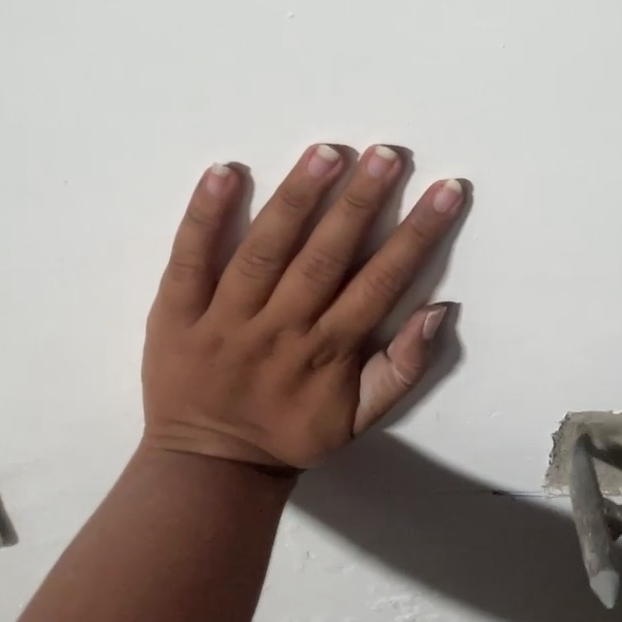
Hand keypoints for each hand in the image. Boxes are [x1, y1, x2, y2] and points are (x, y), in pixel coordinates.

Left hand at [141, 144, 465, 469]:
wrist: (208, 468)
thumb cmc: (295, 435)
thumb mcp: (363, 417)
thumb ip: (405, 367)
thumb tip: (440, 309)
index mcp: (329, 352)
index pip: (382, 280)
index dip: (418, 233)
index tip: (446, 190)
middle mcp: (281, 329)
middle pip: (326, 256)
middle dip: (360, 201)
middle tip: (388, 153)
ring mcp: (224, 319)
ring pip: (264, 250)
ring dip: (297, 198)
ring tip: (326, 152)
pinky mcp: (175, 313)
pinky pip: (188, 258)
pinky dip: (204, 215)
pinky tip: (225, 171)